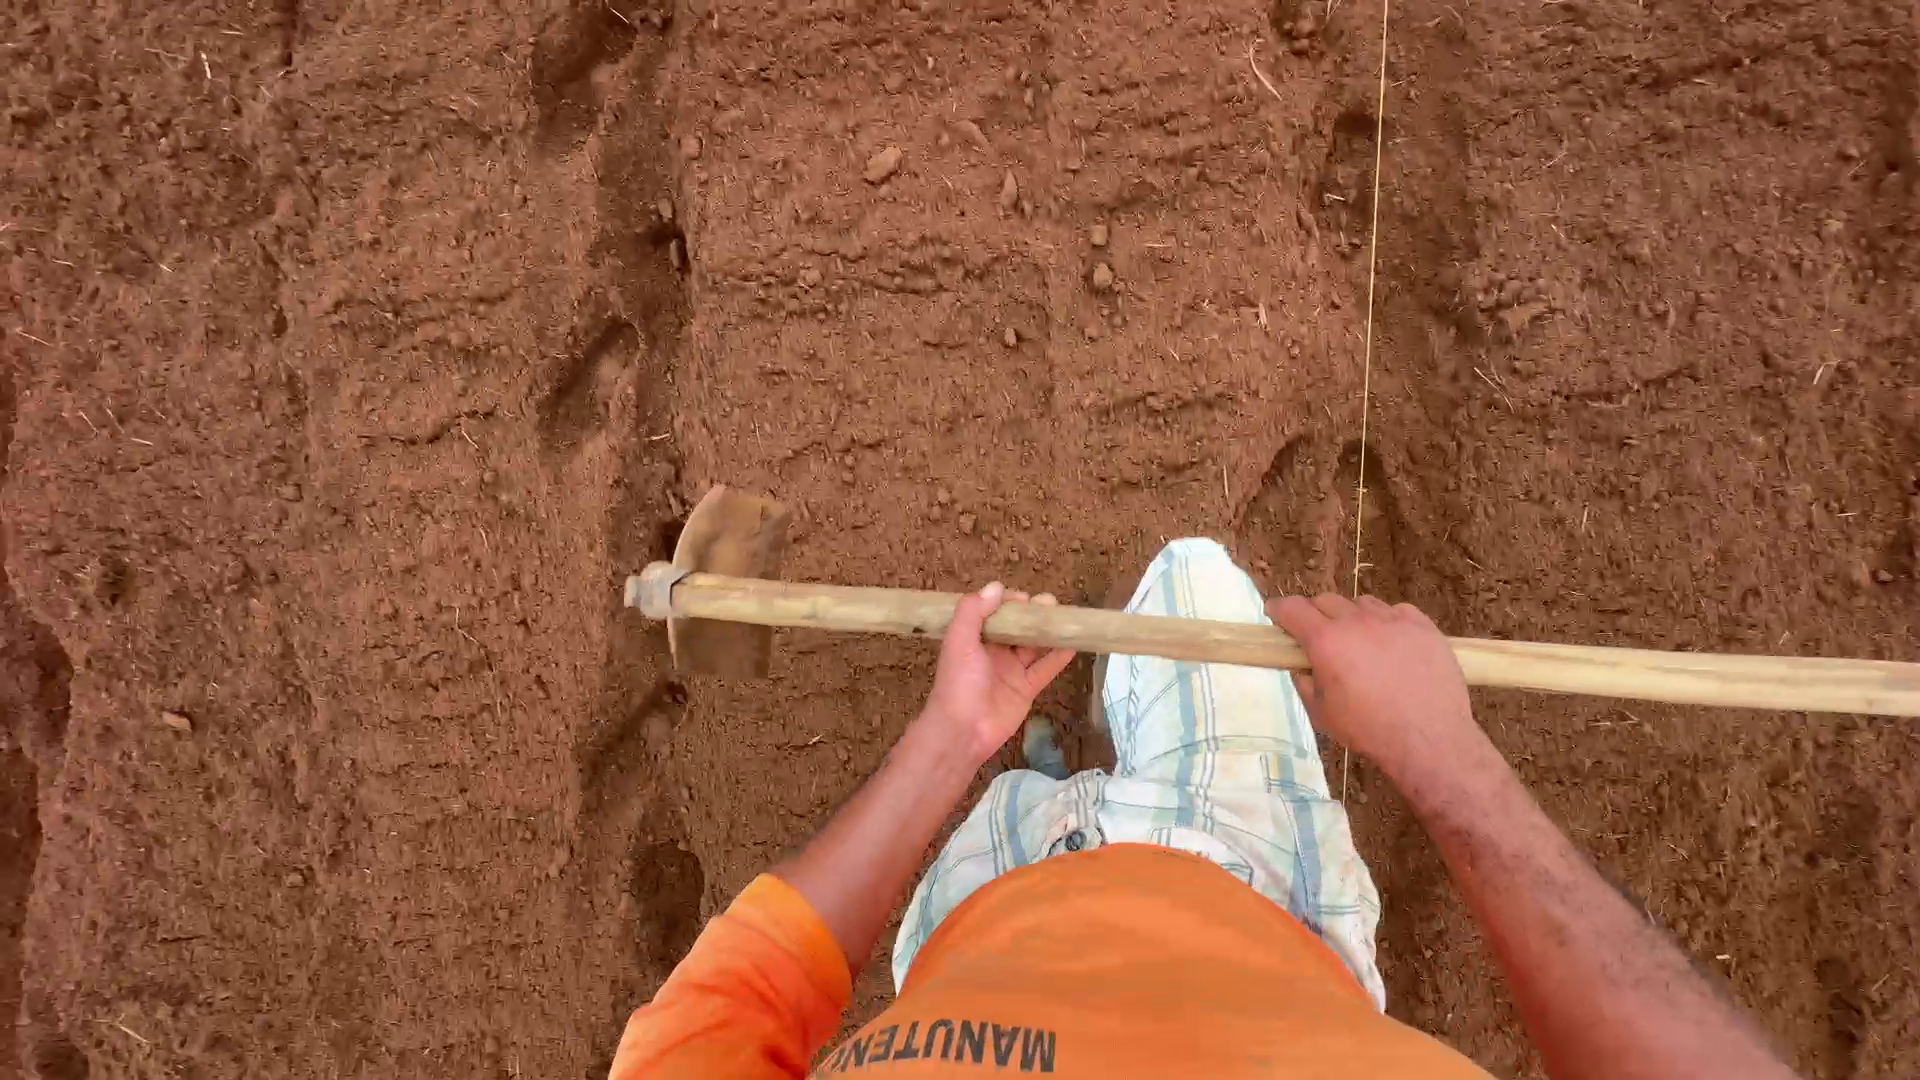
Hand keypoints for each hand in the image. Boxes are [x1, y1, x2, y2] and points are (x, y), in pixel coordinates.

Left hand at [919, 582, 1076, 764]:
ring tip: (1064, 616)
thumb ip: (972, 612)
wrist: (962, 731)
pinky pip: (1045, 669)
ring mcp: (1011, 670)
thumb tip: (997, 586)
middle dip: (1032, 614)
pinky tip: (1073, 644)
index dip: (1009, 603)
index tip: (1024, 598)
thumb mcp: (959, 642)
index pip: (994, 612)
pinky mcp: (1026, 689)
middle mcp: (994, 651)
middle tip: (1050, 603)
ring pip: (1034, 646)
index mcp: (974, 638)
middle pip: (1018, 627)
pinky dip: (1059, 657)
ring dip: (1047, 631)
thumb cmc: (958, 682)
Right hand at [1269, 594, 1484, 784]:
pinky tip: (1391, 644)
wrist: (1429, 740)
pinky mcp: (1423, 626)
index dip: (1278, 609)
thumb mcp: (1319, 711)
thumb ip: (1303, 681)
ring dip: (1351, 617)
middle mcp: (1356, 622)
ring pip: (1361, 604)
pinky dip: (1386, 622)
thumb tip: (1301, 665)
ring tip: (1359, 641)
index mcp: (1325, 641)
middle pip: (1325, 600)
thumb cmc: (1367, 729)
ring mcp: (1393, 621)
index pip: (1292, 608)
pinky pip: (1396, 611)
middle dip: (1314, 614)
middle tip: (1318, 636)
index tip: (1275, 616)